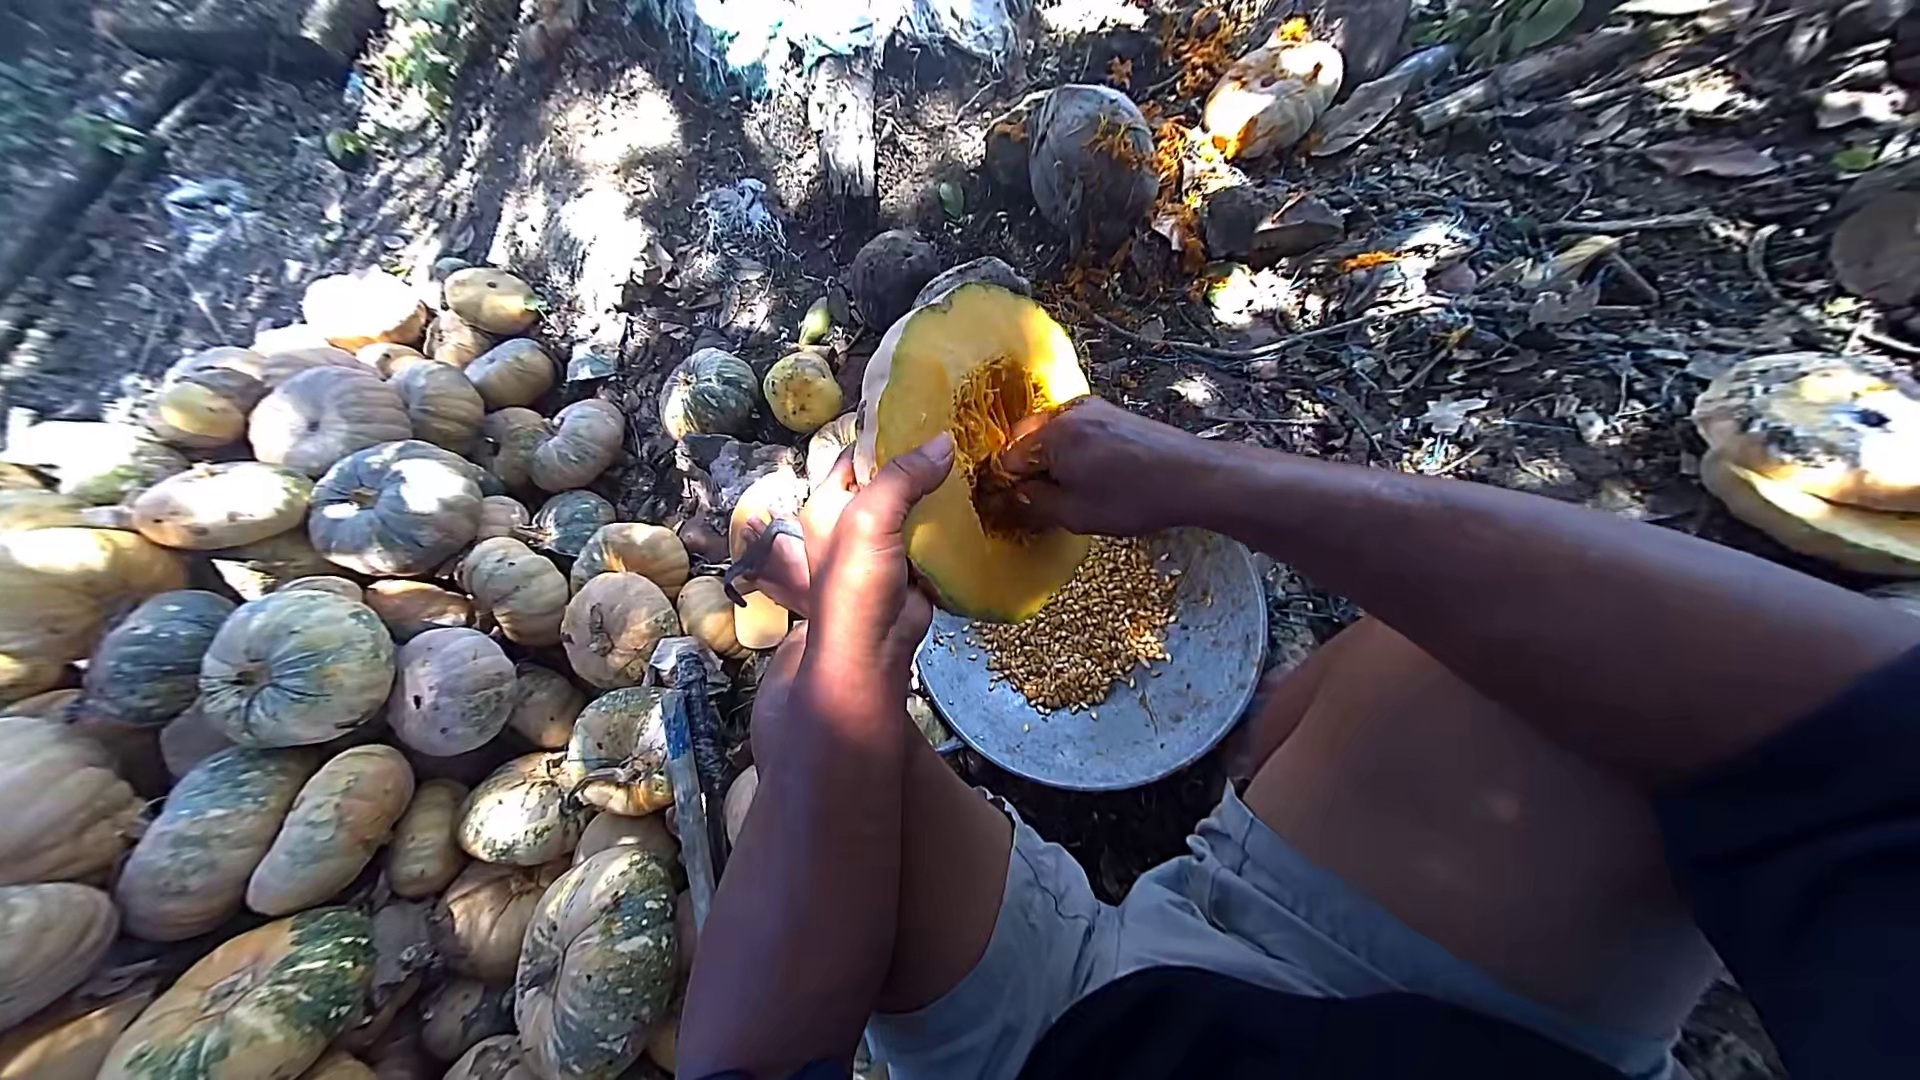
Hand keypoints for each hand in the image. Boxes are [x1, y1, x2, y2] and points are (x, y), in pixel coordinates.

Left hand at [801, 434, 953, 677]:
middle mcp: (855, 518)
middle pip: (892, 476)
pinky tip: (974, 500)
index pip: (857, 453)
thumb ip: (902, 477)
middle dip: (921, 460)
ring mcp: (886, 541)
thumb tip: (944, 442)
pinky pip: (933, 531)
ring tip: (973, 460)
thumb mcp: (869, 518)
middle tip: (959, 435)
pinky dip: (951, 518)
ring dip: (939, 488)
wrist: (874, 647)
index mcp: (830, 501)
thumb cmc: (855, 582)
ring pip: (916, 503)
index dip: (887, 433)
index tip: (926, 413)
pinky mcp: (913, 561)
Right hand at [987, 396, 1206, 535]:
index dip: (1006, 485)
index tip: (1012, 505)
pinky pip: (1073, 429)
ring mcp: (1092, 408)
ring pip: (1050, 434)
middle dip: (1027, 469)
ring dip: (1049, 460)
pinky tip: (1089, 474)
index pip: (1007, 459)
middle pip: (1026, 440)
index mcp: (1052, 434)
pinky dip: (1070, 450)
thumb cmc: (1135, 497)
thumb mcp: (1075, 513)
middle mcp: (1067, 412)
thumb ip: (1033, 503)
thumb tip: (1010, 498)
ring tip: (1068, 490)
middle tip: (1039, 499)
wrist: (1195, 476)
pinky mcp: (1111, 412)